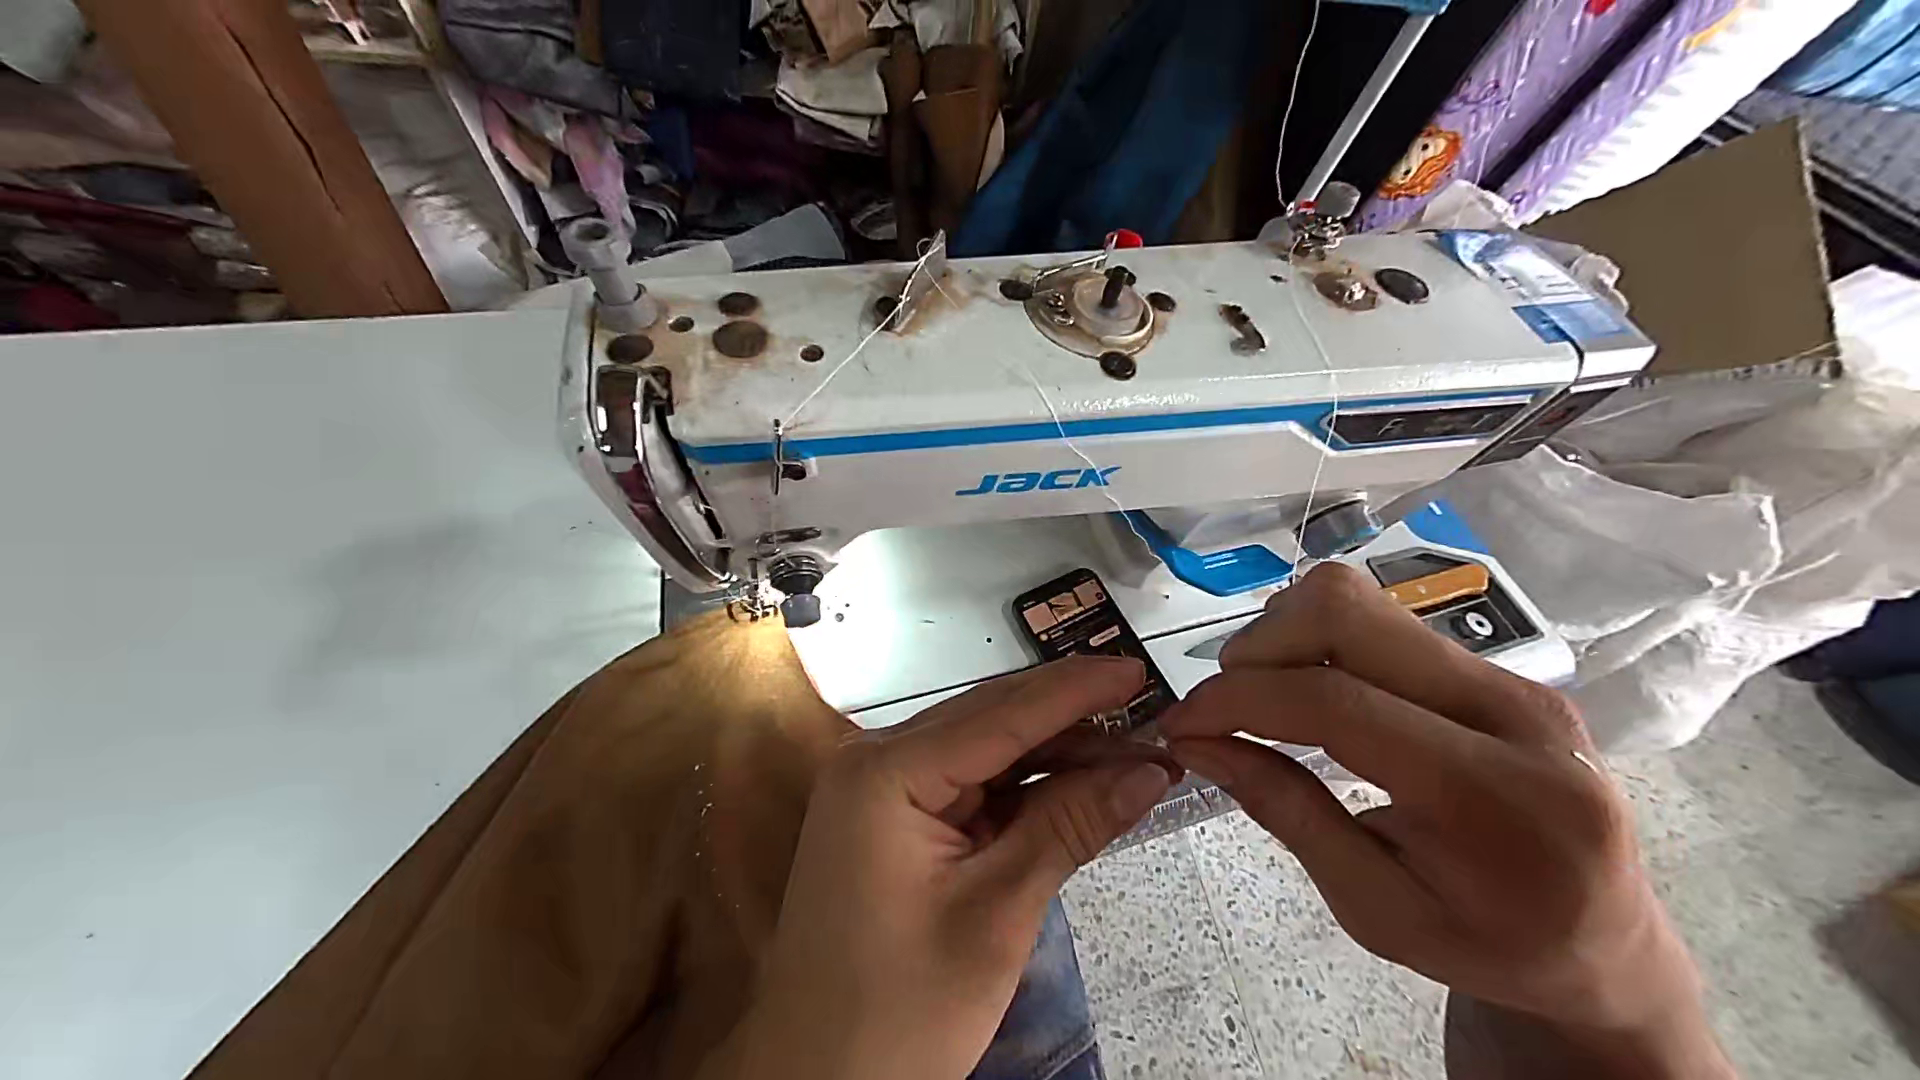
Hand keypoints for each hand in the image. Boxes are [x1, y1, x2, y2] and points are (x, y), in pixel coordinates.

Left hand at [715, 656, 1176, 1079]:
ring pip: (985, 746)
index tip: (1135, 670)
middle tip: (1145, 714)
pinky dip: (1024, 784)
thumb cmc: (900, 1011)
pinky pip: (970, 780)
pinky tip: (1075, 781)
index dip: (1075, 690)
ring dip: (1053, 751)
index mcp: (886, 772)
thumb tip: (1147, 772)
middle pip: (991, 719)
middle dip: (1071, 718)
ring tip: (1126, 753)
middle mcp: (877, 759)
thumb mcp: (996, 915)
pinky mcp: (894, 812)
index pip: (1001, 714)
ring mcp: (882, 784)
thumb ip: (1069, 827)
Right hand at [1160, 564, 1733, 1078]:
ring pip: (1356, 598)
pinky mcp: (1491, 665)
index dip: (1236, 700)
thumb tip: (1196, 743)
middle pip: (1346, 613)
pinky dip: (1312, 637)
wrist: (1609, 945)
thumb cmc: (1488, 946)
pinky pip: (1377, 616)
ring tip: (1263, 693)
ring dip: (1282, 633)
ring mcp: (1507, 676)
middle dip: (1257, 646)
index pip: (1335, 704)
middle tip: (1223, 700)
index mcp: (1493, 795)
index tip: (1180, 722)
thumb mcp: (1372, 908)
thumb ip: (1283, 811)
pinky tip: (1306, 686)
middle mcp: (1510, 710)